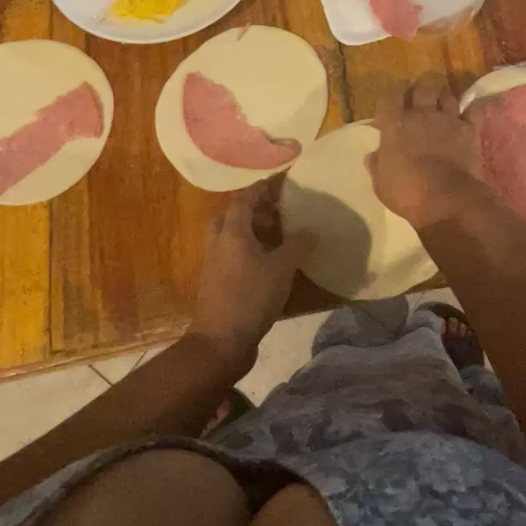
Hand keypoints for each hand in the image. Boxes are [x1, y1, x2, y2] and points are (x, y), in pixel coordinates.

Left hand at [188, 176, 313, 365]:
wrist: (220, 342)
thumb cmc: (250, 297)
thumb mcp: (282, 269)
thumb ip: (297, 246)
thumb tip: (311, 230)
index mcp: (232, 232)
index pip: (243, 199)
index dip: (259, 189)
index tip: (276, 183)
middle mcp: (218, 243)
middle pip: (230, 216)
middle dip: (251, 211)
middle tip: (275, 214)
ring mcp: (213, 265)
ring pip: (229, 237)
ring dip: (249, 232)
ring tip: (275, 238)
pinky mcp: (215, 284)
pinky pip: (230, 256)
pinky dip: (246, 251)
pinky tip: (266, 264)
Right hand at [369, 74, 485, 228]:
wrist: (447, 199)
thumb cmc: (407, 192)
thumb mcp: (382, 184)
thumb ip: (377, 166)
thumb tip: (372, 156)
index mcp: (395, 125)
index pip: (391, 95)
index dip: (395, 92)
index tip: (397, 98)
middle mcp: (421, 115)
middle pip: (423, 86)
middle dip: (422, 88)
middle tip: (421, 98)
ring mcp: (447, 120)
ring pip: (447, 95)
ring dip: (444, 98)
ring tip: (442, 106)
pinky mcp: (469, 130)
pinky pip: (472, 111)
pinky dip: (470, 111)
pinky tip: (468, 115)